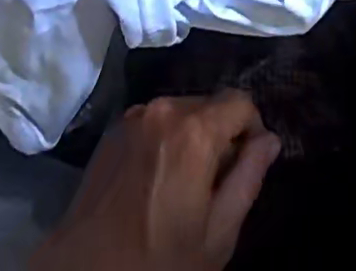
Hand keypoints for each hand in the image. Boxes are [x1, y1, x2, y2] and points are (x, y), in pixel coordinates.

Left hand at [32, 91, 281, 270]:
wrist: (86, 270)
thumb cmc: (160, 259)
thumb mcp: (218, 233)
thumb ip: (249, 177)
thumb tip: (269, 140)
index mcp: (194, 130)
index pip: (241, 101)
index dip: (252, 129)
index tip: (247, 163)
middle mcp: (164, 108)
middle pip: (211, 103)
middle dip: (222, 134)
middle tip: (215, 182)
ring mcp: (136, 114)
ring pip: (183, 109)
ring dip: (194, 135)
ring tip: (184, 183)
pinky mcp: (116, 125)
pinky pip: (156, 119)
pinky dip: (167, 137)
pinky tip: (157, 177)